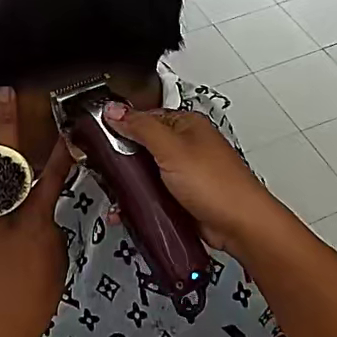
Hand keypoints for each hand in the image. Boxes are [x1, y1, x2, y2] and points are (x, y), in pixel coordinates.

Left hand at [0, 88, 74, 336]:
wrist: (1, 322)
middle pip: (9, 159)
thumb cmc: (36, 291)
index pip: (51, 174)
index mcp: (36, 216)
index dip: (59, 149)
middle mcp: (6, 210)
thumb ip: (48, 222)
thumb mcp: (56, 252)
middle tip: (6, 97)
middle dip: (8, 124)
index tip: (63, 126)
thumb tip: (40, 204)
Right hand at [103, 104, 289, 252]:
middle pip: (142, 146)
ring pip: (146, 174)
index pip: (144, 116)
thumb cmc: (220, 186)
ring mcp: (185, 174)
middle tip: (106, 169)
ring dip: (130, 185)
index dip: (120, 126)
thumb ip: (141, 127)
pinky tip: (130, 209)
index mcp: (187, 125)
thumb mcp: (172, 149)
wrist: (239, 225)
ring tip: (117, 193)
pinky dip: (141, 202)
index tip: (97, 137)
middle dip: (123, 160)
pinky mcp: (182, 198)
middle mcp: (187, 147)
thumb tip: (115, 110)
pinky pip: (154, 196)